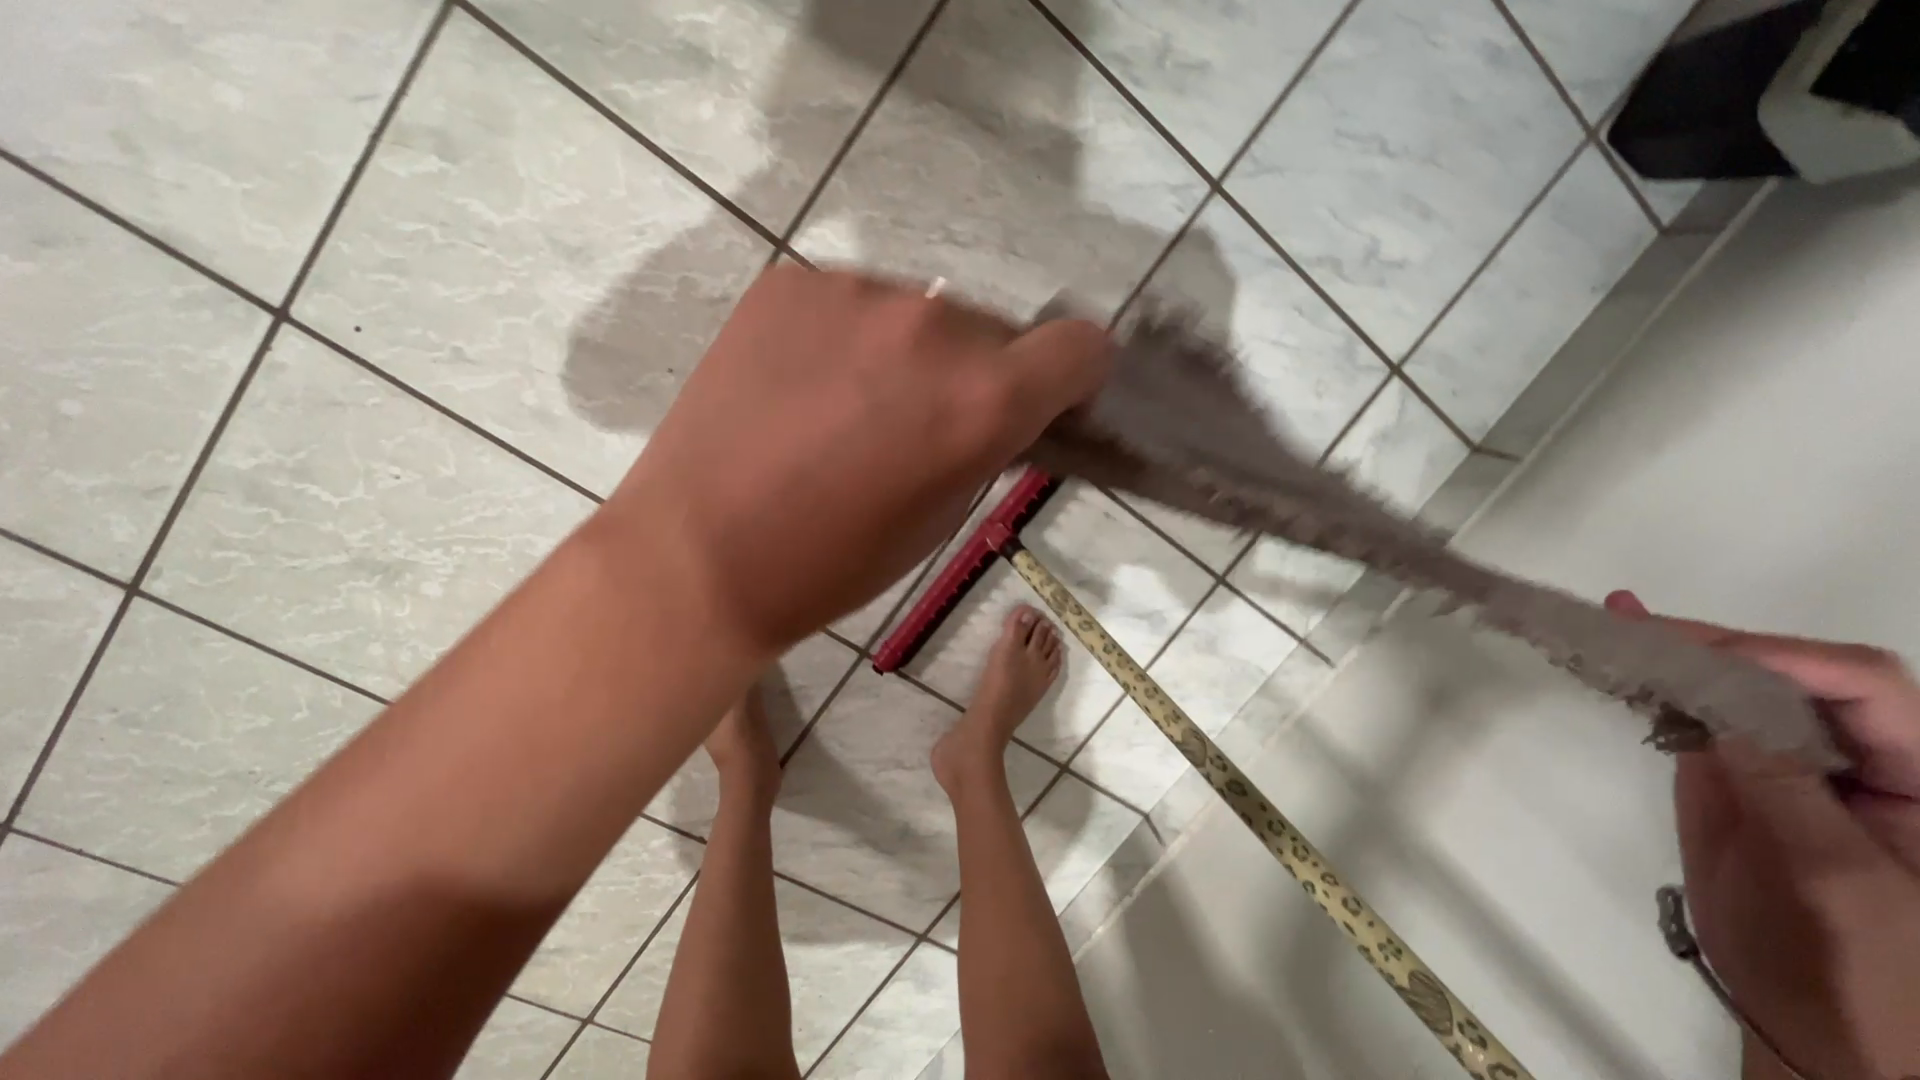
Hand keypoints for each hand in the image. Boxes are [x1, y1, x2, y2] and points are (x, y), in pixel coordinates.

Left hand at [603, 265, 1109, 654]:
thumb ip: (985, 447)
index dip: (1073, 378)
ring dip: (907, 353)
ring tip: (846, 410)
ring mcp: (854, 293)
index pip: (1081, 347)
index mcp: (982, 397)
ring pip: (918, 314)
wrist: (698, 554)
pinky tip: (800, 387)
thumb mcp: (940, 518)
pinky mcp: (791, 283)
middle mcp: (931, 325)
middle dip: (977, 374)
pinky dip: (845, 338)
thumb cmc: (830, 564)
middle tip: (919, 426)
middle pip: (992, 330)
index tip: (1047, 403)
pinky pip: (851, 303)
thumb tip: (999, 413)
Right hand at [1608, 591, 1919, 1078]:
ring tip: (1619, 621)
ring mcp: (1792, 765)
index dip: (1786, 659)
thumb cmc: (1866, 968)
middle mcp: (1861, 754)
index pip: (1866, 687)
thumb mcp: (1839, 881)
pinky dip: (1664, 688)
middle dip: (1719, 643)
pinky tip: (1628, 661)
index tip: (1703, 657)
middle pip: (1797, 673)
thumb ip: (1788, 792)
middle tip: (1636, 621)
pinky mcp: (1738, 781)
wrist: (1824, 1030)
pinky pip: (1704, 721)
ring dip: (1683, 652)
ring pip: (1744, 688)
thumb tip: (1723, 714)